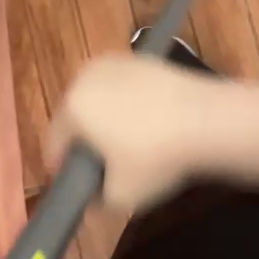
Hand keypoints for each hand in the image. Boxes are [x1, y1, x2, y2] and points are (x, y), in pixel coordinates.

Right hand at [47, 54, 224, 213]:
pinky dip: (125, 102)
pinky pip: (119, 86)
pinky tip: (146, 122)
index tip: (78, 186)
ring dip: (103, 118)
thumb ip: (96, 200)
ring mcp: (113, 63)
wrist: (205, 119)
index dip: (62, 169)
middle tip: (104, 165)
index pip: (53, 143)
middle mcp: (85, 77)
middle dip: (83, 140)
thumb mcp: (120, 197)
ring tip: (127, 143)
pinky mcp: (139, 59)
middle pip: (73, 115)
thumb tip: (93, 195)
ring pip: (96, 98)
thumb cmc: (155, 157)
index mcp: (73, 107)